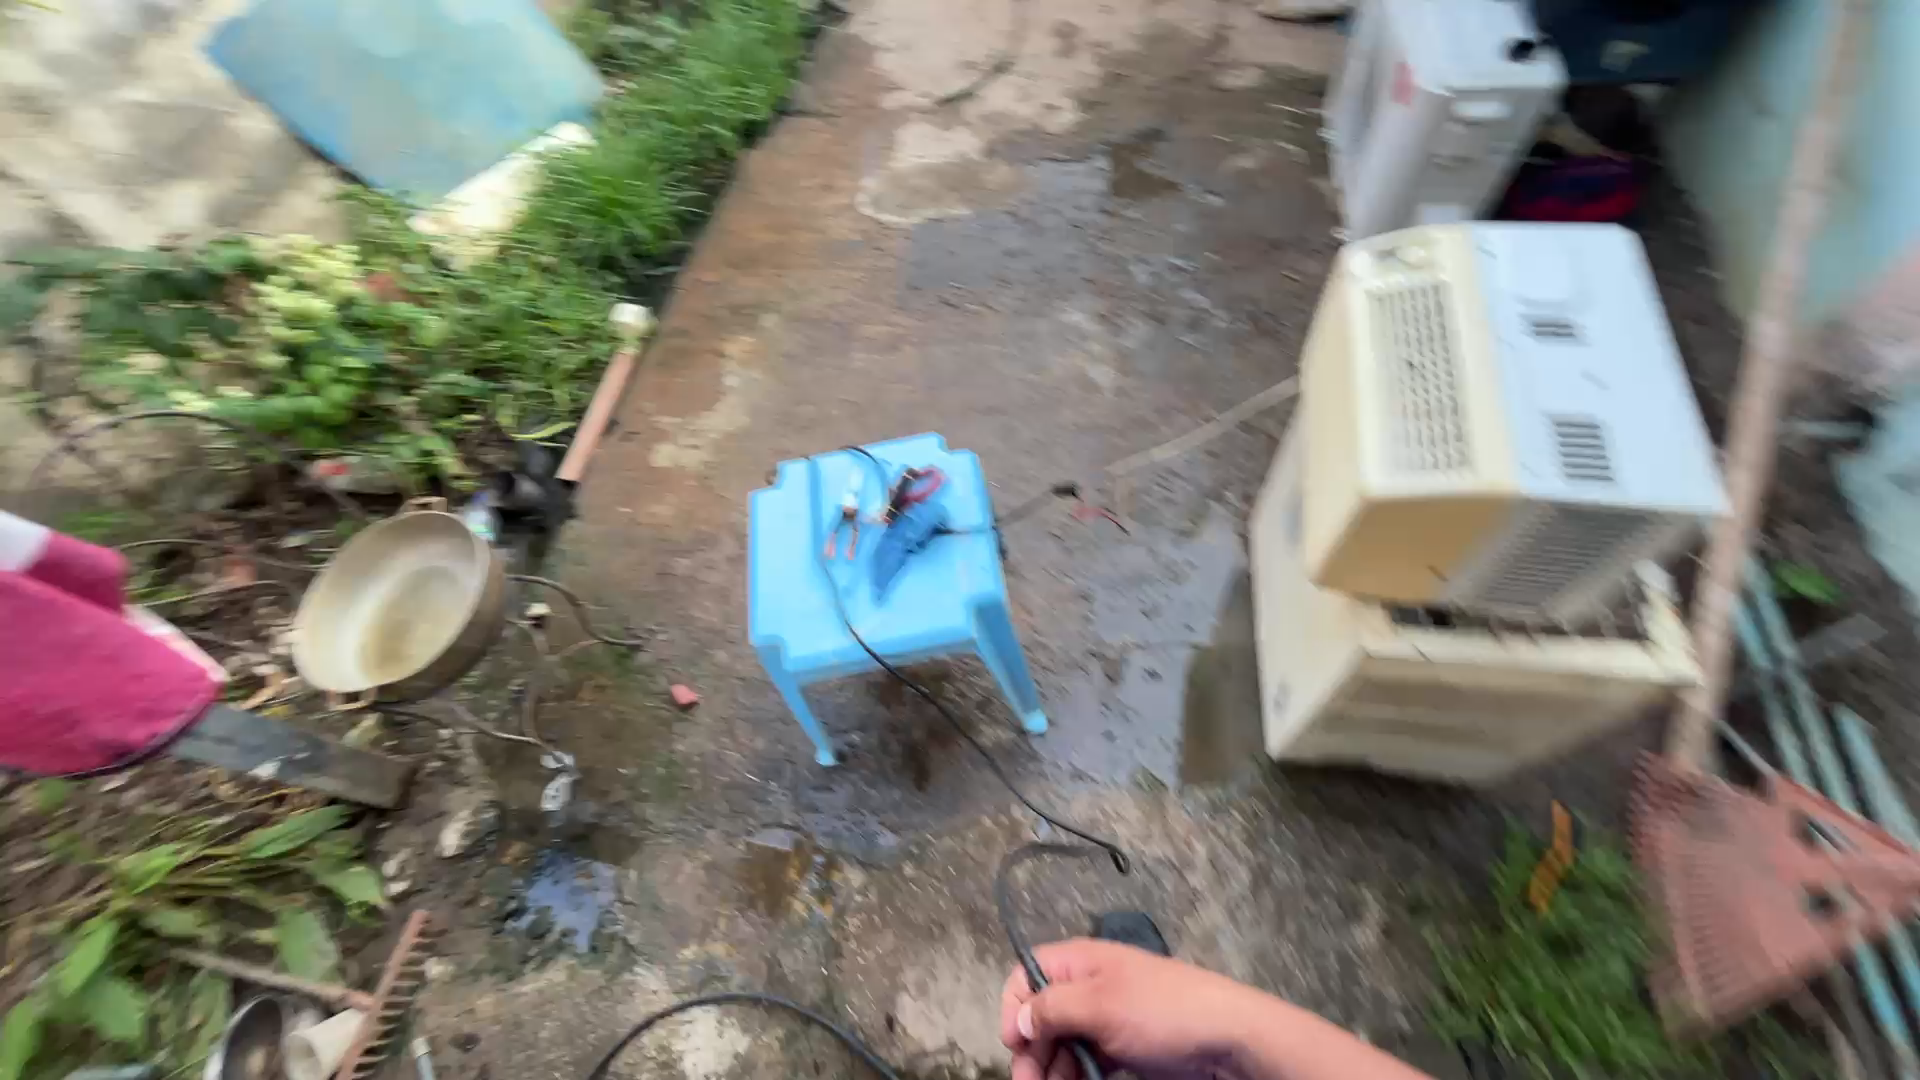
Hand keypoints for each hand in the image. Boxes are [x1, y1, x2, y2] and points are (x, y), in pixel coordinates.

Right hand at [998, 939, 1263, 1079]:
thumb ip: (1054, 1008)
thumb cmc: (1160, 1011)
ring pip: (1063, 1042)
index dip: (1015, 1005)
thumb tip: (1021, 1018)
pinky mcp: (1124, 1048)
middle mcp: (1088, 986)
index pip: (1029, 972)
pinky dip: (1076, 1075)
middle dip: (1031, 1049)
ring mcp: (1107, 1018)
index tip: (1014, 1043)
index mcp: (1080, 962)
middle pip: (1042, 1014)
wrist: (1226, 1038)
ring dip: (1050, 1068)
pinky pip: (1087, 1060)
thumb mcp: (1101, 1005)